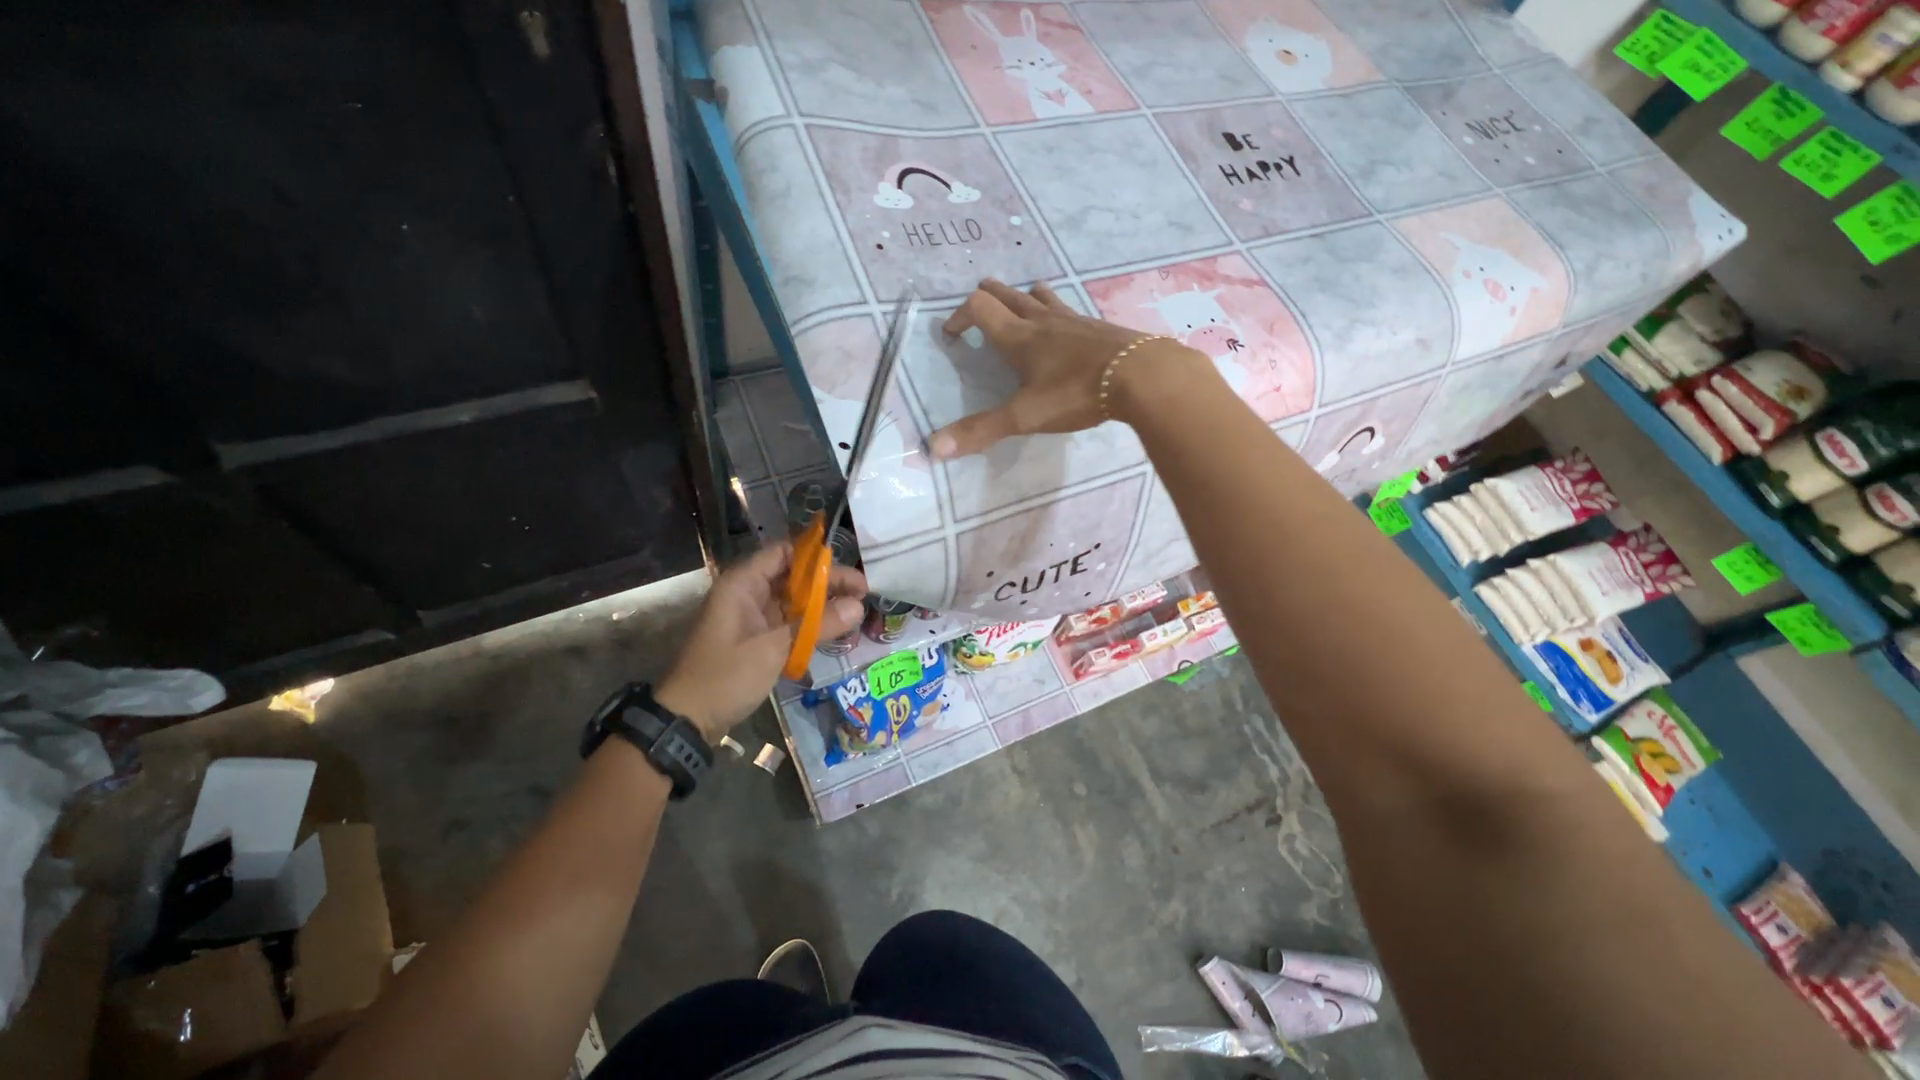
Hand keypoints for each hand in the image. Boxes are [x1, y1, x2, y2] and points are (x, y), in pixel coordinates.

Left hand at [655, 543, 866, 742]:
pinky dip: (808, 625)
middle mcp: (746, 593)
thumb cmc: (725, 676)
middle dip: (827, 583)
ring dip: (821, 605)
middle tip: (863, 596)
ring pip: (792, 601)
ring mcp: (750, 616)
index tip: (852, 573)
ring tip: (855, 613)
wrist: (688, 718)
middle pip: (793, 576)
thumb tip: (858, 606)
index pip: (785, 553)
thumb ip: (817, 625)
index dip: (819, 559)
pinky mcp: (754, 638)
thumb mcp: (773, 649)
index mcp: (743, 584)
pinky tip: (834, 632)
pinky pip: (786, 622)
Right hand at [927, 279, 1210, 459]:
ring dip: (1024, 296)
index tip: (952, 334)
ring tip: (1020, 302)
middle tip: (978, 307)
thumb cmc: (1077, 393)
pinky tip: (1067, 327)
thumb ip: (981, 431)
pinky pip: (1070, 311)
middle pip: (1008, 294)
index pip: (979, 308)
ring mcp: (1074, 320)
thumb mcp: (1024, 416)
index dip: (960, 316)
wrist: (1142, 376)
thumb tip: (933, 449)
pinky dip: (1057, 311)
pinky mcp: (1099, 328)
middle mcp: (1042, 321)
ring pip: (1041, 297)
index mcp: (1018, 337)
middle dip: (988, 297)